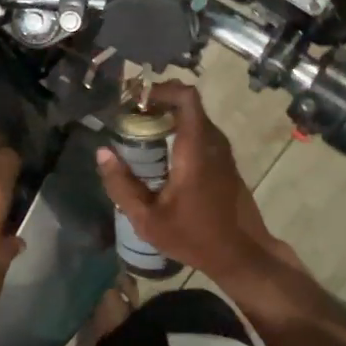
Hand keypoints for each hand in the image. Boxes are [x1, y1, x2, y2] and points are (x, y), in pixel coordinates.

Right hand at [96, 82, 290, 281]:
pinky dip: (181, 132)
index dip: (161, 89)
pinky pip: (202, 134)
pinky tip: (162, 154)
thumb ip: (122, 185)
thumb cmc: (194, 237)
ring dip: (169, 117)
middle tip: (130, 116)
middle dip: (158, 103)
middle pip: (188, 104)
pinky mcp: (226, 164)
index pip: (186, 97)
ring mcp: (223, 153)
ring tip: (141, 132)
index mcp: (195, 149)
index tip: (134, 101)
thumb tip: (102, 153)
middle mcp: (213, 143)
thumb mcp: (148, 219)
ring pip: (196, 118)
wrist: (243, 256)